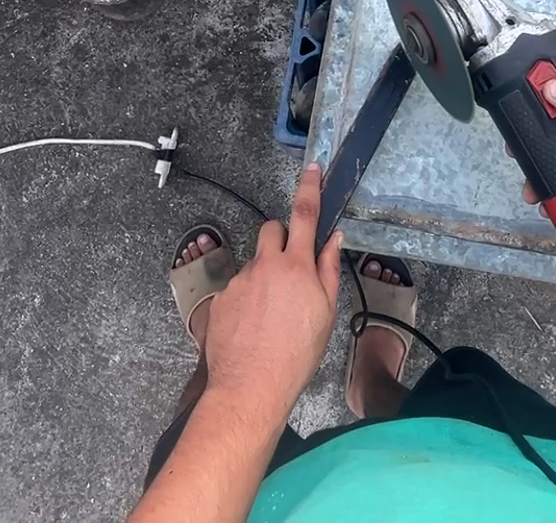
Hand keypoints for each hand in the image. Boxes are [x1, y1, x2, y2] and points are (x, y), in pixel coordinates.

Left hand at [201, 162, 343, 424]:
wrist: (250, 386)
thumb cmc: (297, 354)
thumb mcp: (325, 313)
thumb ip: (329, 269)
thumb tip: (334, 238)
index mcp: (296, 266)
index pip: (305, 215)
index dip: (309, 188)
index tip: (312, 169)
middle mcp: (265, 264)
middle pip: (272, 228)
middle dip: (281, 238)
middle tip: (290, 268)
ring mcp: (239, 279)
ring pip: (255, 262)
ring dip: (264, 275)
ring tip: (271, 314)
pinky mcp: (221, 297)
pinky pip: (237, 286)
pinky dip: (246, 298)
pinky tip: (252, 326)